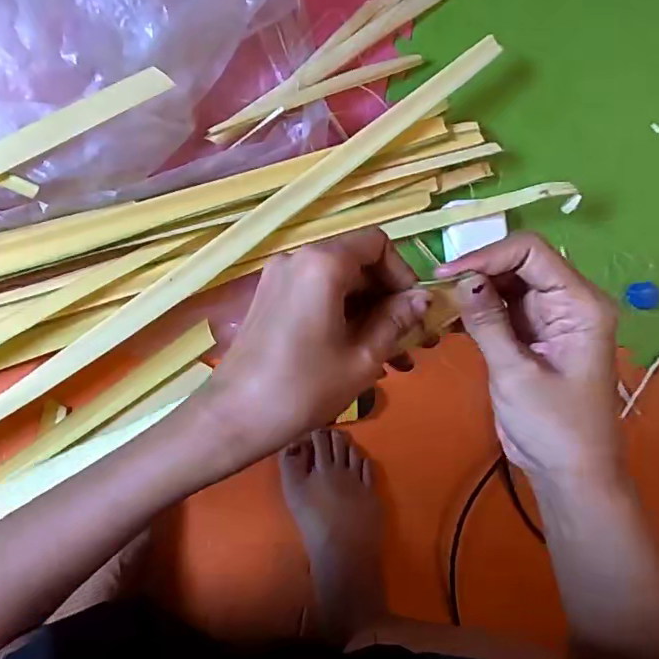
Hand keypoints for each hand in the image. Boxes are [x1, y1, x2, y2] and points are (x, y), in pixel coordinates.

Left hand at [193, 228, 429, 461]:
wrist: (235, 415)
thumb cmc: (304, 386)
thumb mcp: (362, 357)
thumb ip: (396, 321)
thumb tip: (423, 299)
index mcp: (323, 263)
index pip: (377, 244)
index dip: (403, 273)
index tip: (415, 311)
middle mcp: (298, 259)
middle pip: (357, 263)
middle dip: (388, 299)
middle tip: (413, 341)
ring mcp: (278, 278)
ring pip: (338, 284)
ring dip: (368, 313)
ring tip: (392, 359)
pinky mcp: (268, 299)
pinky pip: (315, 296)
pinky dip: (341, 316)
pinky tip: (358, 355)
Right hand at [434, 232, 620, 486]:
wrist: (569, 473)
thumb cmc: (554, 427)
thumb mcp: (516, 373)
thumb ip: (488, 323)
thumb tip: (462, 279)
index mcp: (579, 304)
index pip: (532, 252)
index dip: (487, 255)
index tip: (447, 274)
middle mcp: (567, 302)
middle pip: (518, 262)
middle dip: (476, 269)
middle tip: (435, 287)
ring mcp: (548, 318)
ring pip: (505, 283)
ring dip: (472, 287)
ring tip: (436, 300)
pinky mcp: (530, 334)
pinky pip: (500, 307)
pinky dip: (474, 307)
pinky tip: (447, 315)